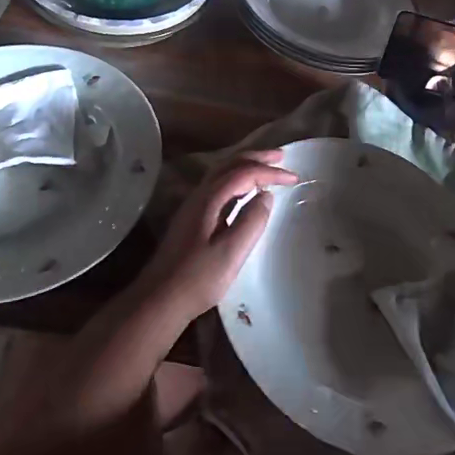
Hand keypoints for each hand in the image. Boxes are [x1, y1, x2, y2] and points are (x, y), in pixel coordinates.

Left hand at [141, 150, 297, 320]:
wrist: (160, 297)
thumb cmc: (198, 278)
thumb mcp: (231, 253)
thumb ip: (251, 222)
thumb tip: (266, 195)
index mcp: (208, 200)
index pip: (242, 173)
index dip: (269, 172)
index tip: (294, 178)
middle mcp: (199, 196)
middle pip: (228, 165)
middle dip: (256, 158)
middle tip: (282, 157)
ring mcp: (193, 206)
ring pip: (221, 175)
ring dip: (245, 167)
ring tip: (268, 169)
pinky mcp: (193, 219)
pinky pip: (218, 188)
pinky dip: (237, 182)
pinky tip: (246, 194)